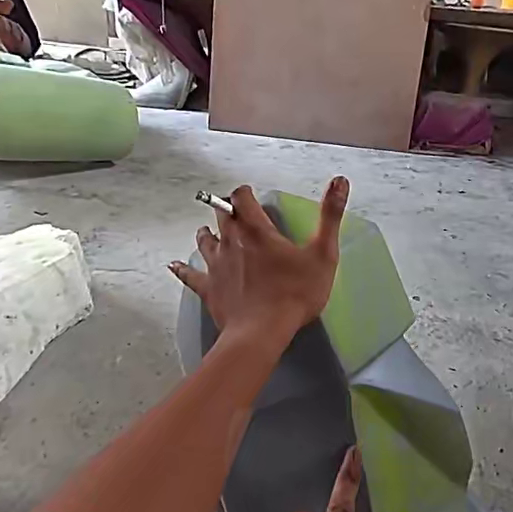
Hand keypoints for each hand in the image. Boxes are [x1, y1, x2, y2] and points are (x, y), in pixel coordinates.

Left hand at [169, 178, 347, 346]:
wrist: (262, 332)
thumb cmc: (295, 293)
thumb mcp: (322, 253)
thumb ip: (330, 215)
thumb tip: (339, 180)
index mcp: (257, 231)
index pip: (242, 198)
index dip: (244, 193)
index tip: (249, 194)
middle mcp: (231, 242)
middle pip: (222, 216)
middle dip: (226, 209)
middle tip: (231, 209)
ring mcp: (216, 265)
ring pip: (205, 240)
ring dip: (208, 233)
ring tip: (208, 230)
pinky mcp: (208, 288)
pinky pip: (190, 275)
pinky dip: (182, 269)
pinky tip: (173, 265)